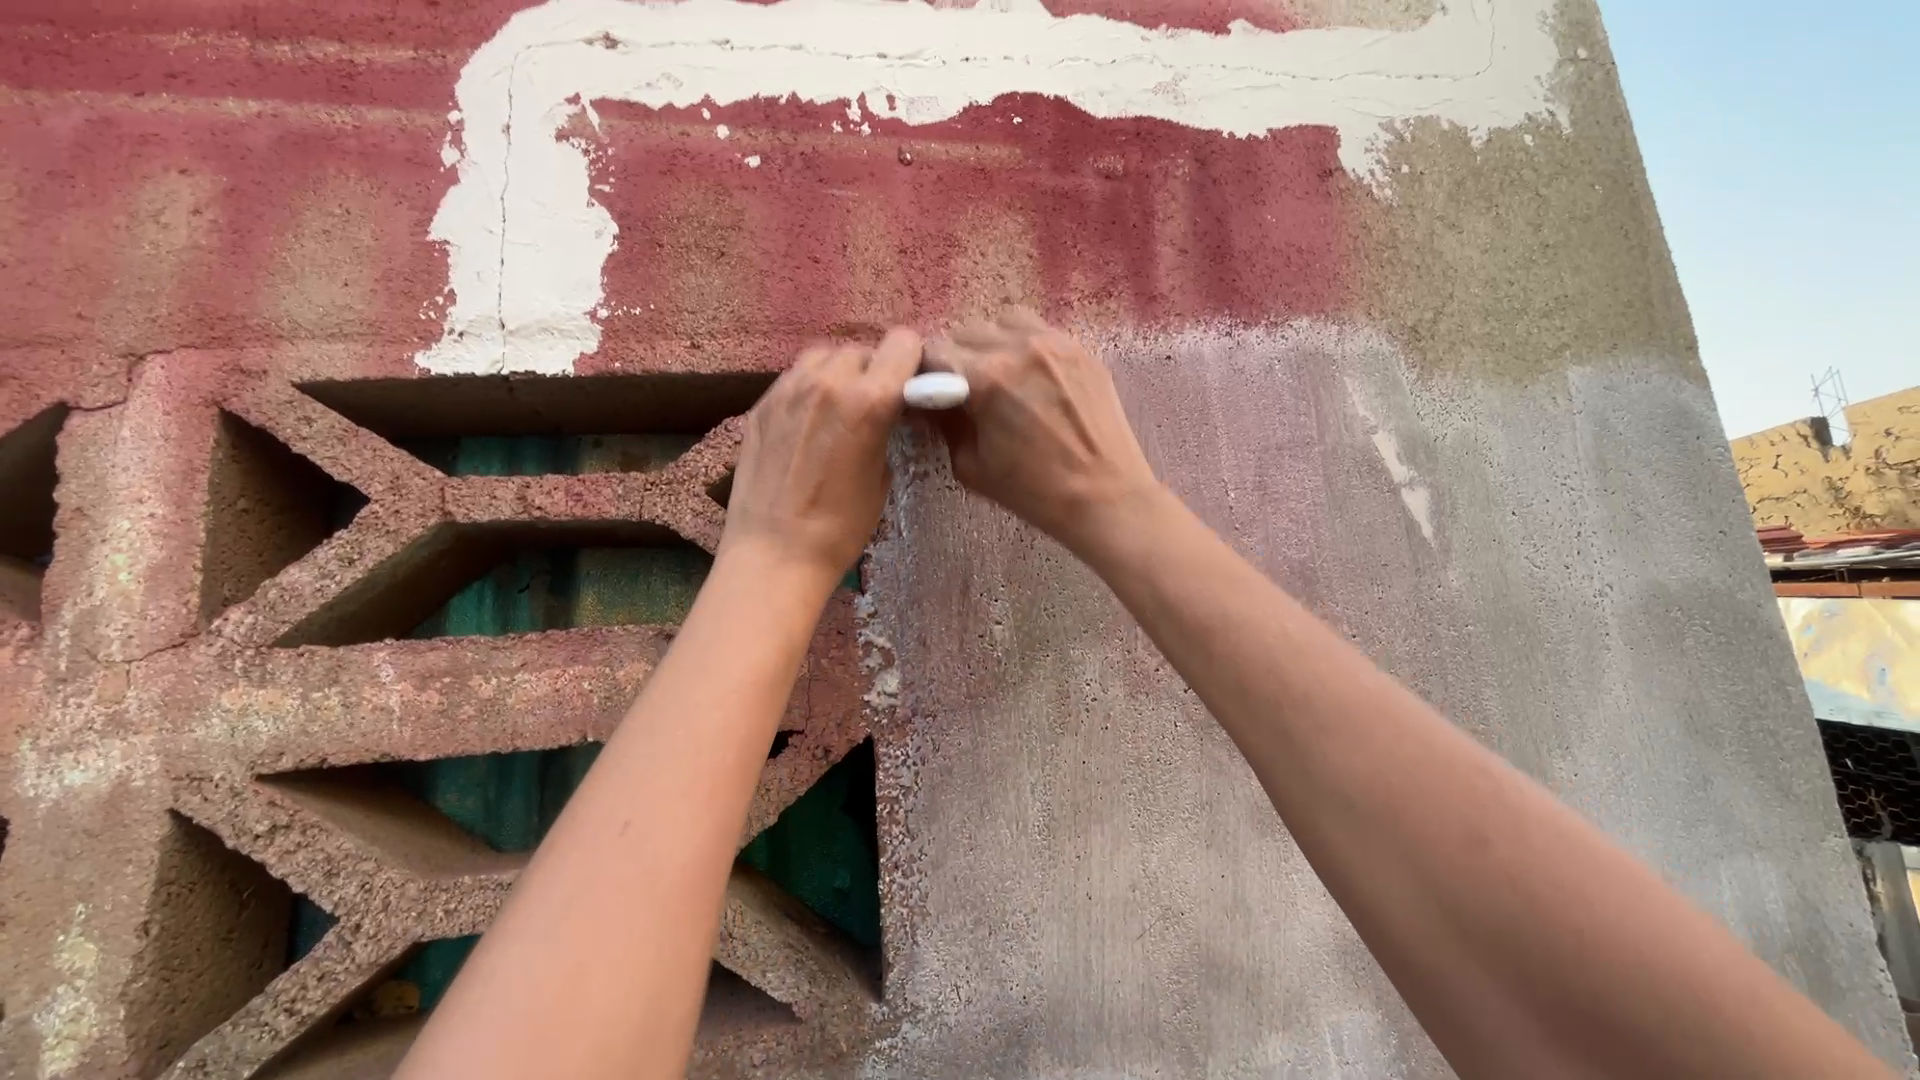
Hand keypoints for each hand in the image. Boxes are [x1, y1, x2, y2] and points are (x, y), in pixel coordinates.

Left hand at [719, 328, 921, 588]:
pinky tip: (809, 422)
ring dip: (839, 374)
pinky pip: (795, 378)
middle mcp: (828, 381)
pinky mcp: (761, 404)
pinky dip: (810, 389)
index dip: (912, 361)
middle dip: (874, 373)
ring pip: (824, 357)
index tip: (909, 386)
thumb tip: (884, 416)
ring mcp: (788, 389)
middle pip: (862, 351)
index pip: (902, 343)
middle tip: (873, 407)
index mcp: (869, 400)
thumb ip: (885, 430)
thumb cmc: (840, 528)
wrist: (774, 553)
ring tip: (839, 409)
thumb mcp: (882, 477)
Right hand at [925, 308, 1161, 557]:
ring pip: (1004, 321)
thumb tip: (929, 402)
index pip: (934, 352)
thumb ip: (945, 424)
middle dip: (956, 357)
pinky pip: (1040, 330)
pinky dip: (1024, 345)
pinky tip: (1029, 376)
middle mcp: (1019, 347)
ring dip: (991, 342)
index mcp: (986, 378)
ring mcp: (1055, 342)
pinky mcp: (1081, 349)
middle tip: (961, 388)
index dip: (925, 372)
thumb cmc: (1034, 491)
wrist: (1105, 497)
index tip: (928, 391)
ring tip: (997, 374)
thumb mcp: (971, 465)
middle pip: (966, 332)